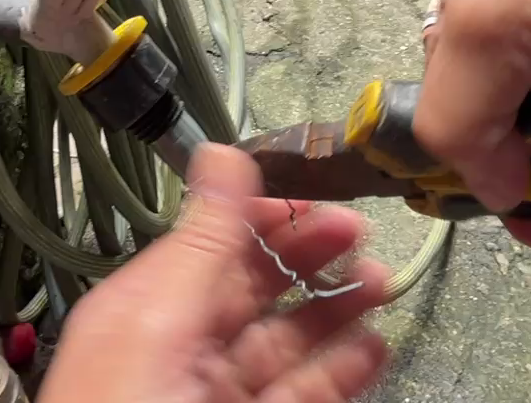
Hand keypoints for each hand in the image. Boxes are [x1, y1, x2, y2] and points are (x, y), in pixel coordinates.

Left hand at [39, 145, 391, 402]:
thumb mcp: (162, 324)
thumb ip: (202, 238)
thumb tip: (223, 152)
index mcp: (149, 305)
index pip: (214, 239)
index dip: (268, 213)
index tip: (321, 197)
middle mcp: (180, 344)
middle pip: (254, 284)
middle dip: (309, 253)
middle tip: (362, 231)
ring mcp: (214, 395)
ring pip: (284, 341)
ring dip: (334, 309)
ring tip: (381, 282)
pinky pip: (297, 393)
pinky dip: (337, 370)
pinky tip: (371, 349)